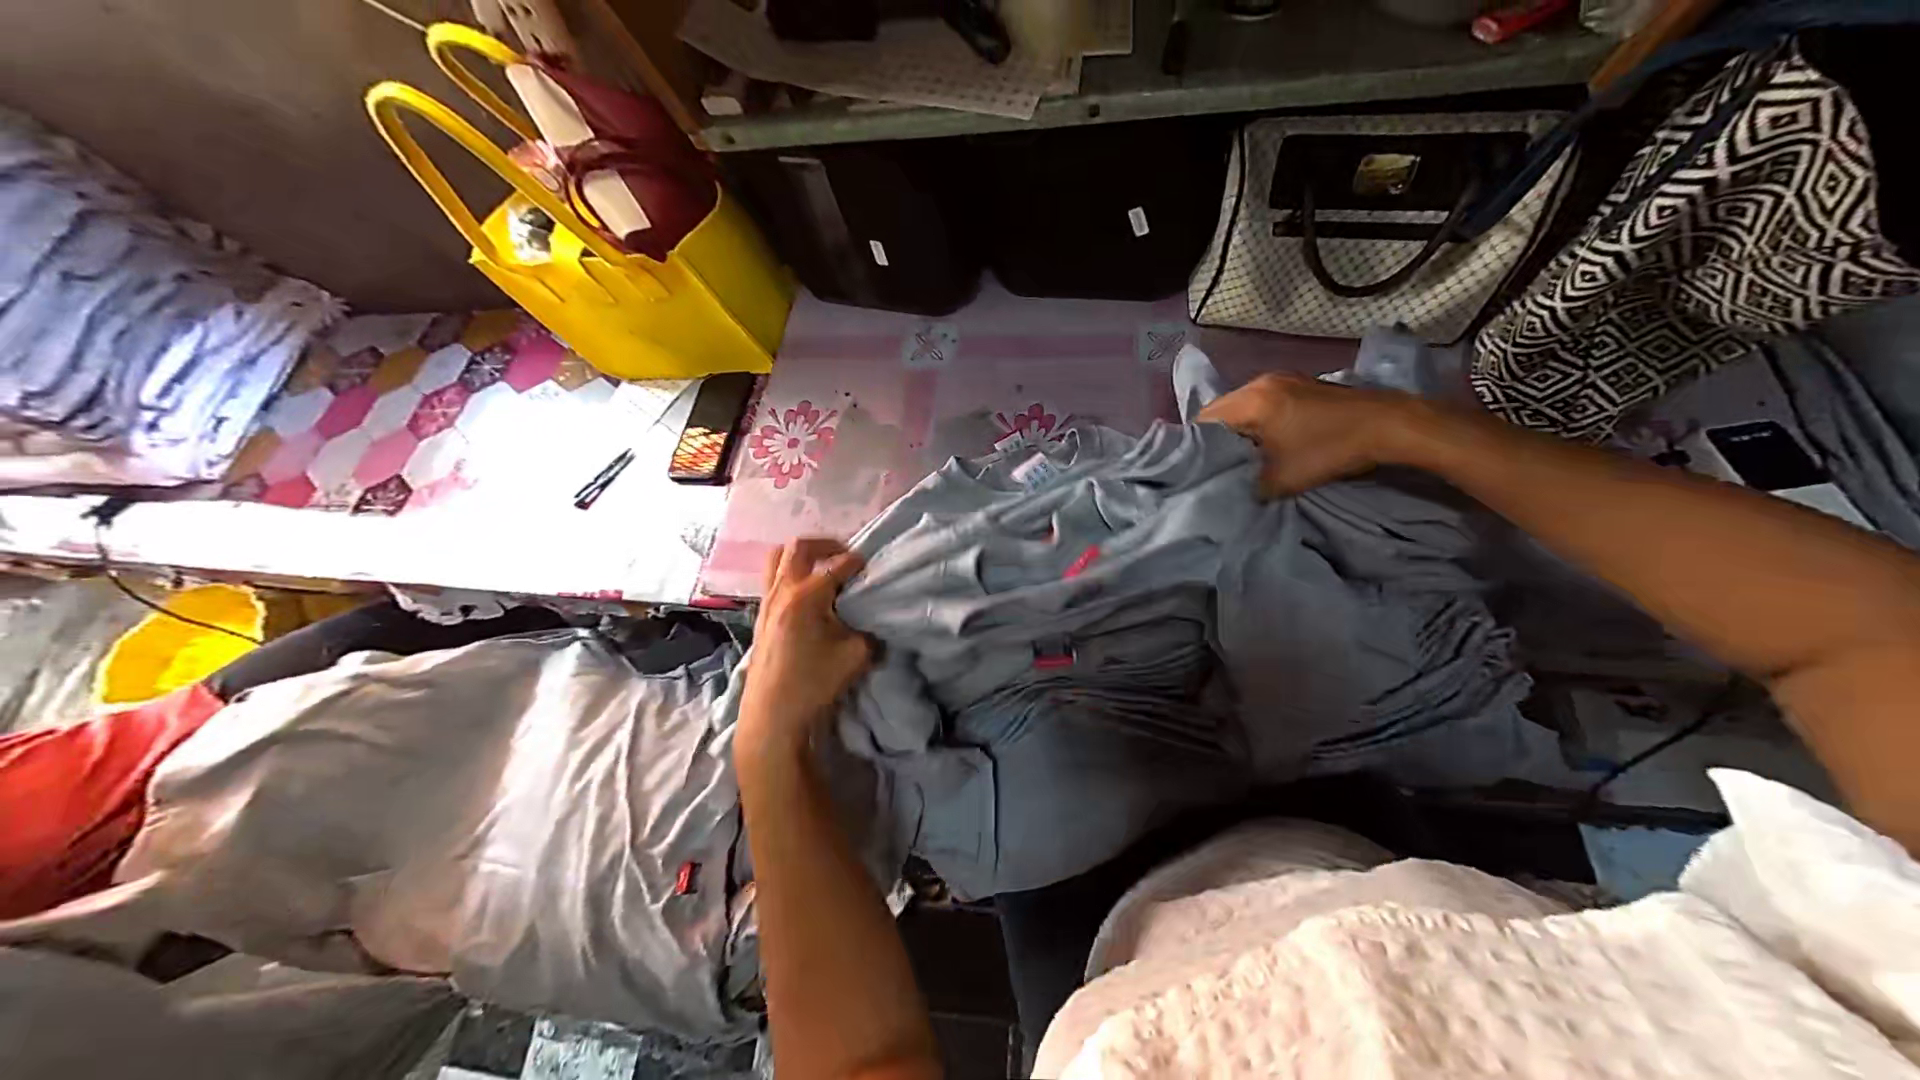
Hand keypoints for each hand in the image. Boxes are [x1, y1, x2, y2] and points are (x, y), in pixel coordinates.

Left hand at [738, 538, 872, 759]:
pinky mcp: (761, 616)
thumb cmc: (814, 683)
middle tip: (845, 557)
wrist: (772, 714)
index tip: (871, 567)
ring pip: (778, 558)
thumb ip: (870, 631)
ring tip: (823, 569)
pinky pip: (773, 577)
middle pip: (799, 547)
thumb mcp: (857, 656)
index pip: (836, 565)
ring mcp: (767, 601)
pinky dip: (791, 573)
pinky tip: (807, 595)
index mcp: (806, 596)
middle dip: (826, 545)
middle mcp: (782, 591)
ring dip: (803, 556)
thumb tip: (873, 621)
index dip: (857, 562)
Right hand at [1197, 372, 1420, 496]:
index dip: (1196, 446)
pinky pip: (1263, 401)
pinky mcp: (1301, 383)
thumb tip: (1234, 490)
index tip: (1200, 468)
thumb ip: (1249, 486)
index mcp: (1250, 400)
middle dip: (1216, 438)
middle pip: (1221, 410)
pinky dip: (1258, 420)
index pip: (1203, 420)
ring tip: (1242, 454)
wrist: (1388, 425)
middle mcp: (1261, 382)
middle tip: (1218, 464)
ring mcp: (1283, 378)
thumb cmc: (1330, 449)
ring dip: (1239, 429)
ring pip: (1242, 405)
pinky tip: (1268, 439)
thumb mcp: (1282, 480)